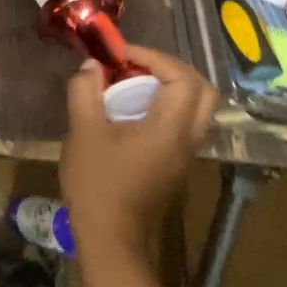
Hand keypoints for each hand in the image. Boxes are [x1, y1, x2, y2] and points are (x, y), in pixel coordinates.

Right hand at [60, 46, 214, 251]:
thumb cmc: (97, 180)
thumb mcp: (82, 129)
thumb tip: (92, 65)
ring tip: (129, 81)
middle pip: (203, 91)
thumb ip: (85, 90)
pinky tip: (128, 107)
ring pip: (196, 108)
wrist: (110, 232)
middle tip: (135, 63)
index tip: (121, 54)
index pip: (184, 80)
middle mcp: (187, 139)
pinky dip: (163, 104)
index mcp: (169, 130)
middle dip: (171, 68)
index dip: (155, 57)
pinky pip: (182, 122)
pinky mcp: (174, 163)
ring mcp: (184, 154)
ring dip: (168, 86)